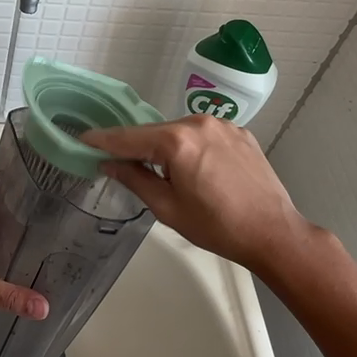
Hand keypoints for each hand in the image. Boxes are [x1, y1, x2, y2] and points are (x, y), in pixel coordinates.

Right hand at [82, 115, 315, 273]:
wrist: (273, 232)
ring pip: (179, 132)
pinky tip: (196, 171)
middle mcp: (198, 123)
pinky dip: (191, 147)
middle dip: (137, 147)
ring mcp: (222, 125)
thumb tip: (109, 163)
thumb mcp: (167, 208)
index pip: (128, 138)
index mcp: (177, 141)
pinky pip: (203, 135)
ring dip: (166, 147)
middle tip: (119, 164)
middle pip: (154, 132)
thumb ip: (134, 179)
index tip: (82, 140)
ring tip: (164, 174)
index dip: (102, 140)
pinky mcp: (240, 133)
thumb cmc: (217, 226)